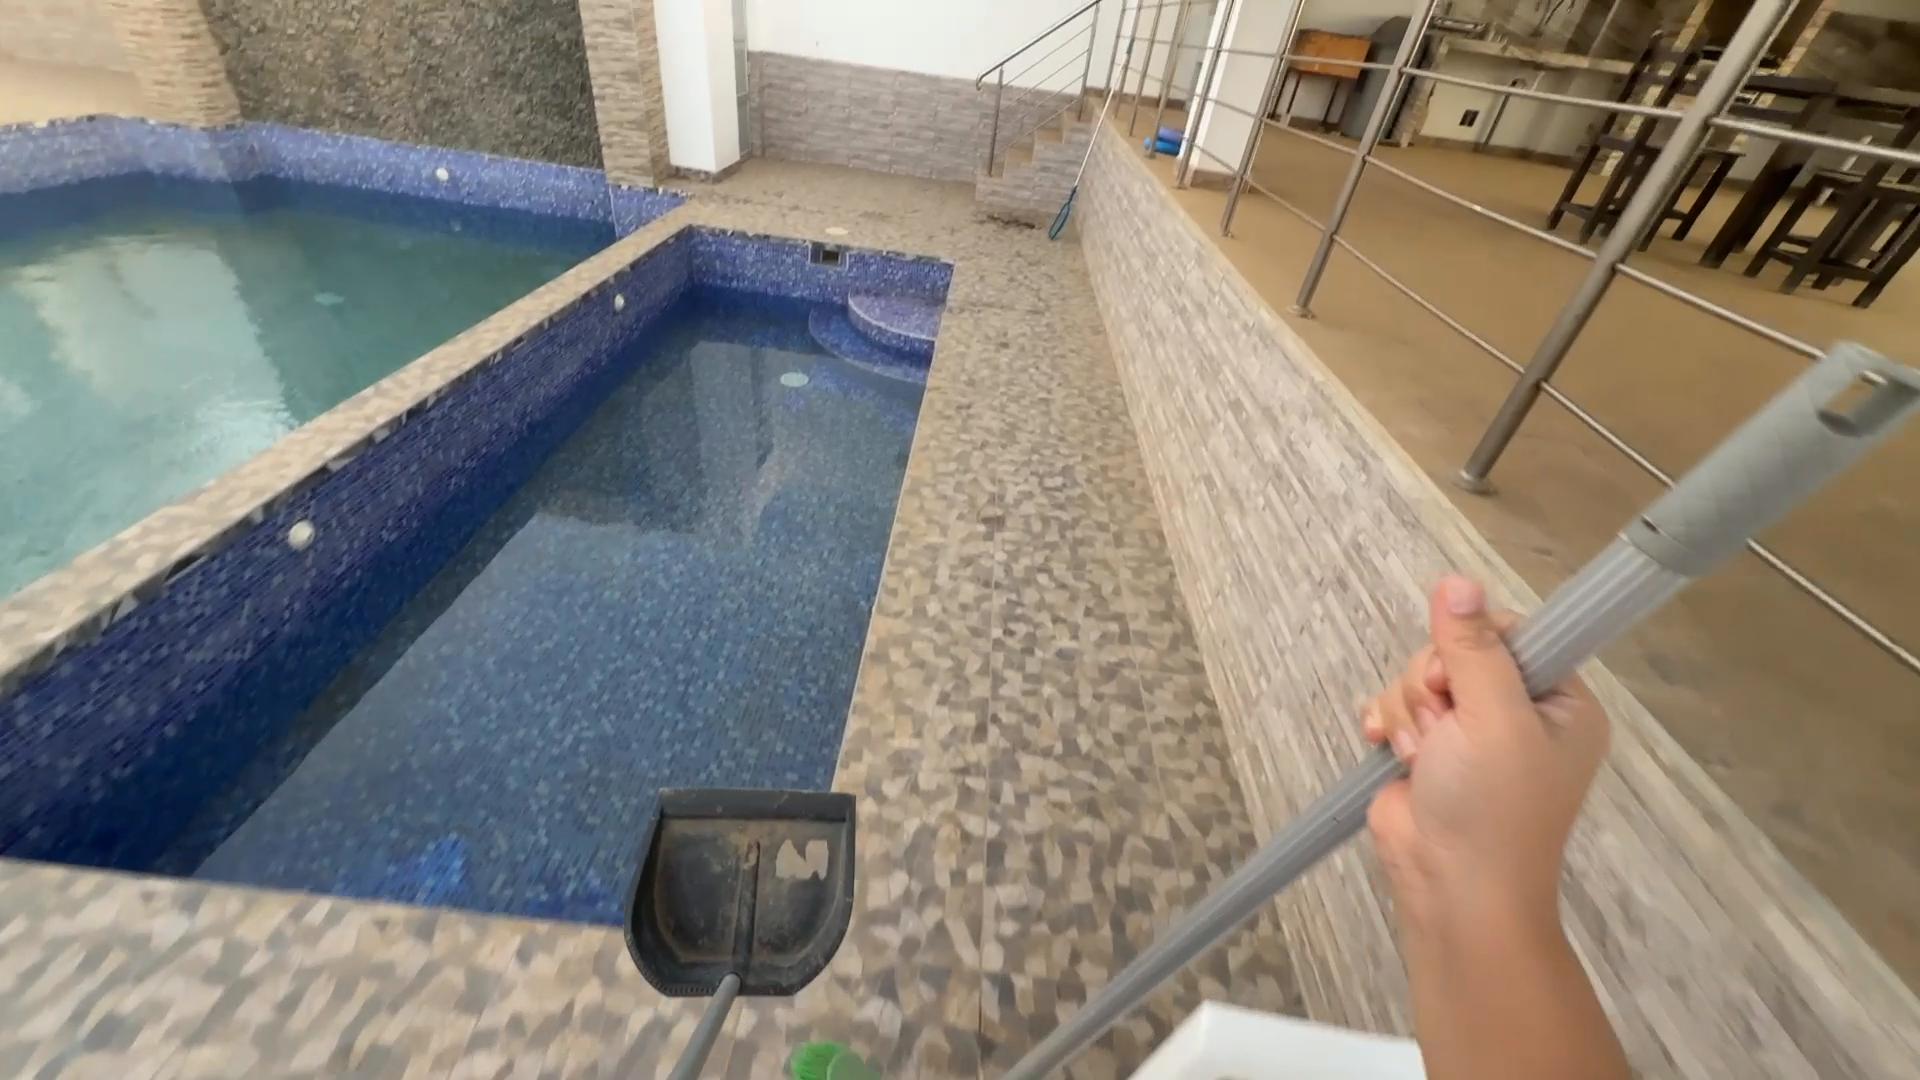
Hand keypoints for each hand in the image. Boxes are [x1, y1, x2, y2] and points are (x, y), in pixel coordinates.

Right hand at [1362, 576, 1608, 923]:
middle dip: (1430, 689)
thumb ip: (1472, 648)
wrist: (1448, 881)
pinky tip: (1385, 748)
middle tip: (1442, 728)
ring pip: (1413, 680)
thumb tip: (1457, 580)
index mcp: (1555, 701)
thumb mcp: (1491, 719)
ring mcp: (1463, 729)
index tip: (1455, 677)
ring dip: (1407, 715)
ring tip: (1420, 756)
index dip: (1469, 644)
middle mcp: (1511, 710)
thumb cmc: (1490, 804)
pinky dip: (1383, 724)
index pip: (1507, 632)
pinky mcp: (1422, 746)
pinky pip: (1390, 706)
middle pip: (1449, 653)